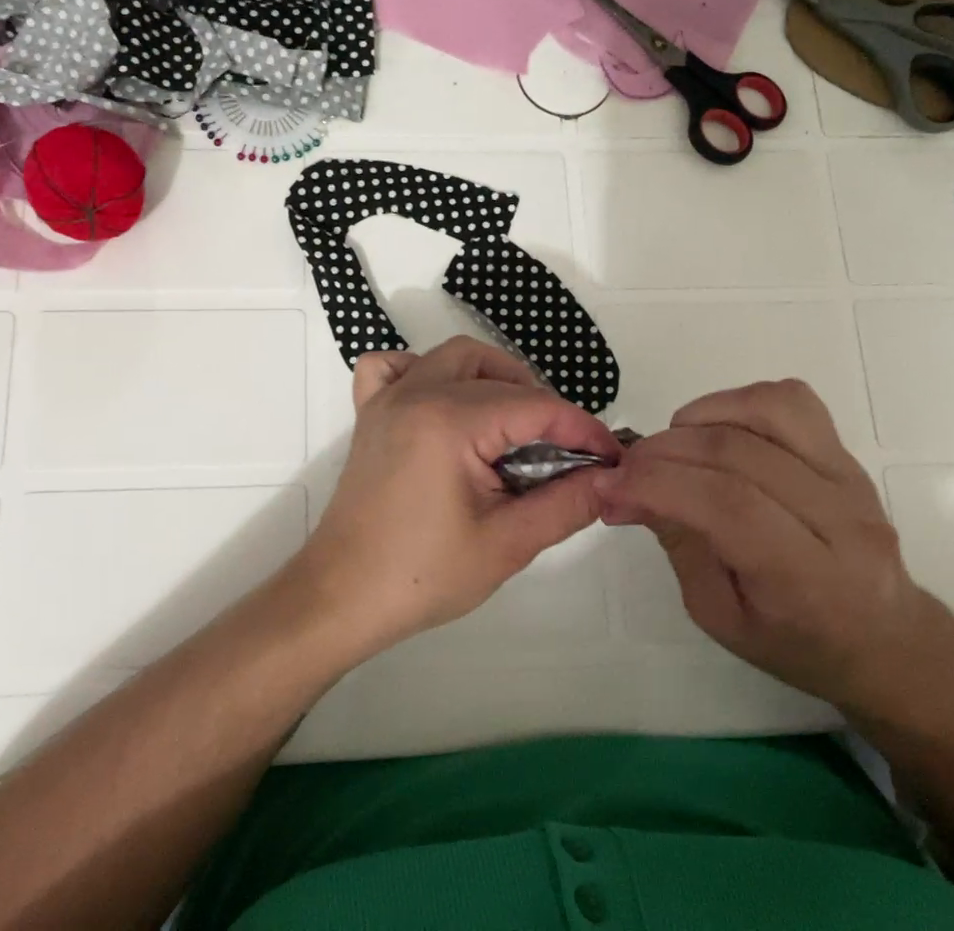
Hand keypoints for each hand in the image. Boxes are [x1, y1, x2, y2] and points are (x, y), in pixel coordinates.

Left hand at [293, 336, 621, 652]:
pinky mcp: (370, 416)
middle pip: (498, 375)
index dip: (582, 430)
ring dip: (492, 379)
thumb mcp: (507, 544)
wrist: (342, 596)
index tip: (611, 458)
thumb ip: (566, 504)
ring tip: (516, 427)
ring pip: (453, 358)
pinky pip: (397, 368)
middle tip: (564, 454)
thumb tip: (611, 478)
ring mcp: (387, 401)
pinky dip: (428, 373)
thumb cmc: (422, 577)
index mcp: (450, 422)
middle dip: (542, 406)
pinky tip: (447, 407)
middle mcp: (416, 395)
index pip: (536, 407)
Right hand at [594, 380, 953, 713]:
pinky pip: (791, 402)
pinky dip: (737, 403)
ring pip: (770, 411)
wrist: (882, 639)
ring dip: (700, 418)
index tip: (609, 485)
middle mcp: (839, 517)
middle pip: (742, 453)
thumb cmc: (794, 642)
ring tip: (669, 448)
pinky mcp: (848, 455)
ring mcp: (850, 477)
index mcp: (807, 577)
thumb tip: (625, 491)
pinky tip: (711, 431)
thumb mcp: (720, 616)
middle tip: (623, 470)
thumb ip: (679, 547)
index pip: (729, 506)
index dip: (658, 484)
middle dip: (663, 451)